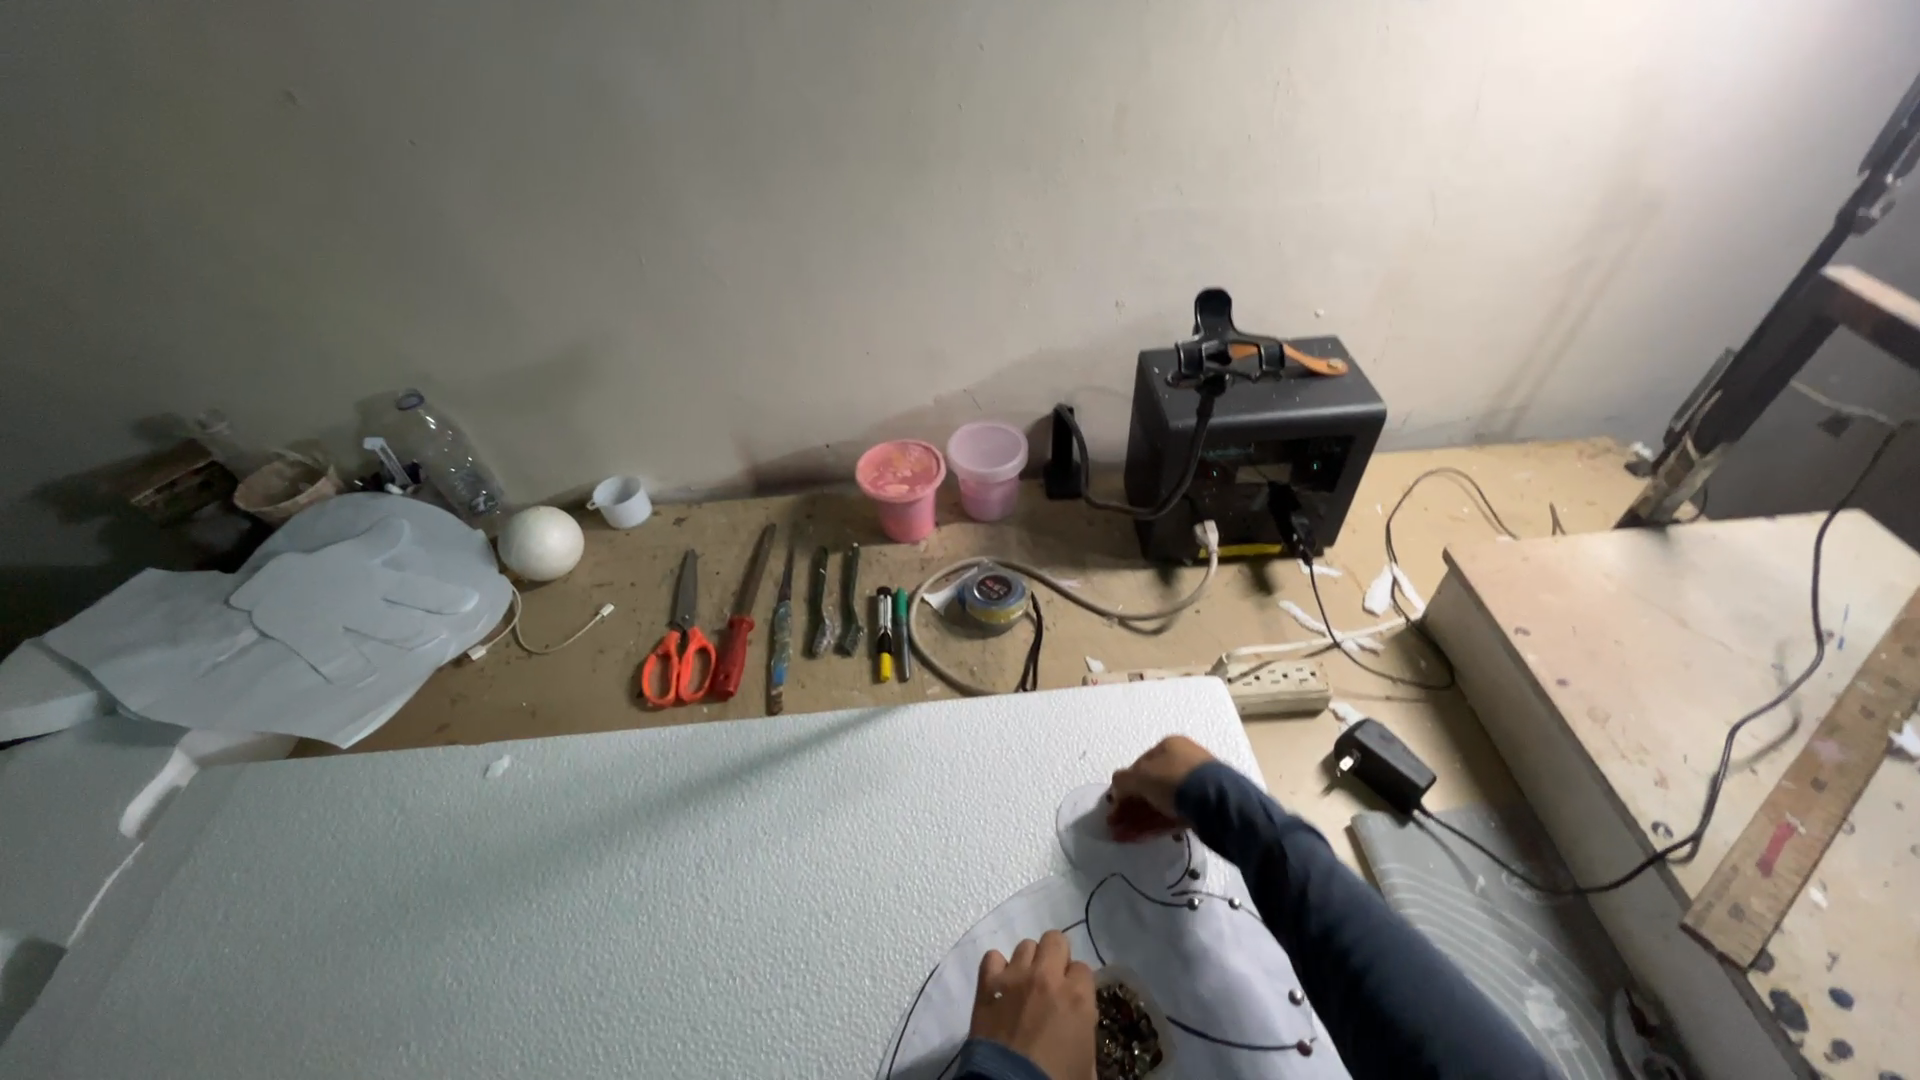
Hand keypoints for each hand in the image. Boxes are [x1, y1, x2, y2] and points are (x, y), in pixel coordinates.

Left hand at [969, 930, 1094, 1079]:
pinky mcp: (987, 983)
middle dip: (1056, 958)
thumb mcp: (1087, 1064)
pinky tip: (1000, 986)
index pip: (1083, 968)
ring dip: (1028, 962)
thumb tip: (1079, 1021)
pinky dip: (997, 968)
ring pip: (1026, 945)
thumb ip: (1084, 1029)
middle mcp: (1047, 977)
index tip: (1073, 1000)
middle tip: (1051, 983)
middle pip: (1055, 939)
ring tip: (1024, 985)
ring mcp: (1015, 976)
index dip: (1078, 984)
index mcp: (1077, 997)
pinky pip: (992, 957)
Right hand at [1105, 735, 1216, 840]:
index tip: (1112, 805)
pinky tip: (1137, 838)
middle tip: (1113, 825)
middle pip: (1148, 786)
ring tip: (1120, 836)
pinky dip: (1153, 826)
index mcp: (1169, 746)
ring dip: (1137, 819)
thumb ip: (1123, 781)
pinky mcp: (1201, 809)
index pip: (1139, 764)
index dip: (1123, 785)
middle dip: (1128, 806)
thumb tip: (1115, 787)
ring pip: (1159, 803)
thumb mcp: (1141, 776)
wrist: (1218, 802)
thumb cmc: (1174, 779)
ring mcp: (1194, 787)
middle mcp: (1182, 762)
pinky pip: (1171, 816)